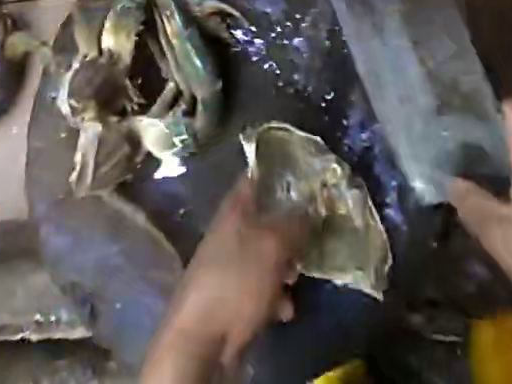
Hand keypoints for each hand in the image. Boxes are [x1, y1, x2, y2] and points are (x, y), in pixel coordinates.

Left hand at [141, 178, 304, 383]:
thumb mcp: (273, 245)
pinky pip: (261, 286)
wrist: (201, 338)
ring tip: (296, 279)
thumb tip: (310, 207)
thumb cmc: (237, 279)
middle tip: (310, 239)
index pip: (256, 176)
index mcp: (235, 208)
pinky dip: (275, 295)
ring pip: (267, 254)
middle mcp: (230, 230)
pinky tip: (284, 310)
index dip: (279, 173)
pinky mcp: (232, 294)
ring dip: (286, 268)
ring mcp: (229, 263)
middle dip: (291, 230)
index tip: (306, 176)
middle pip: (267, 218)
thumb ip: (294, 223)